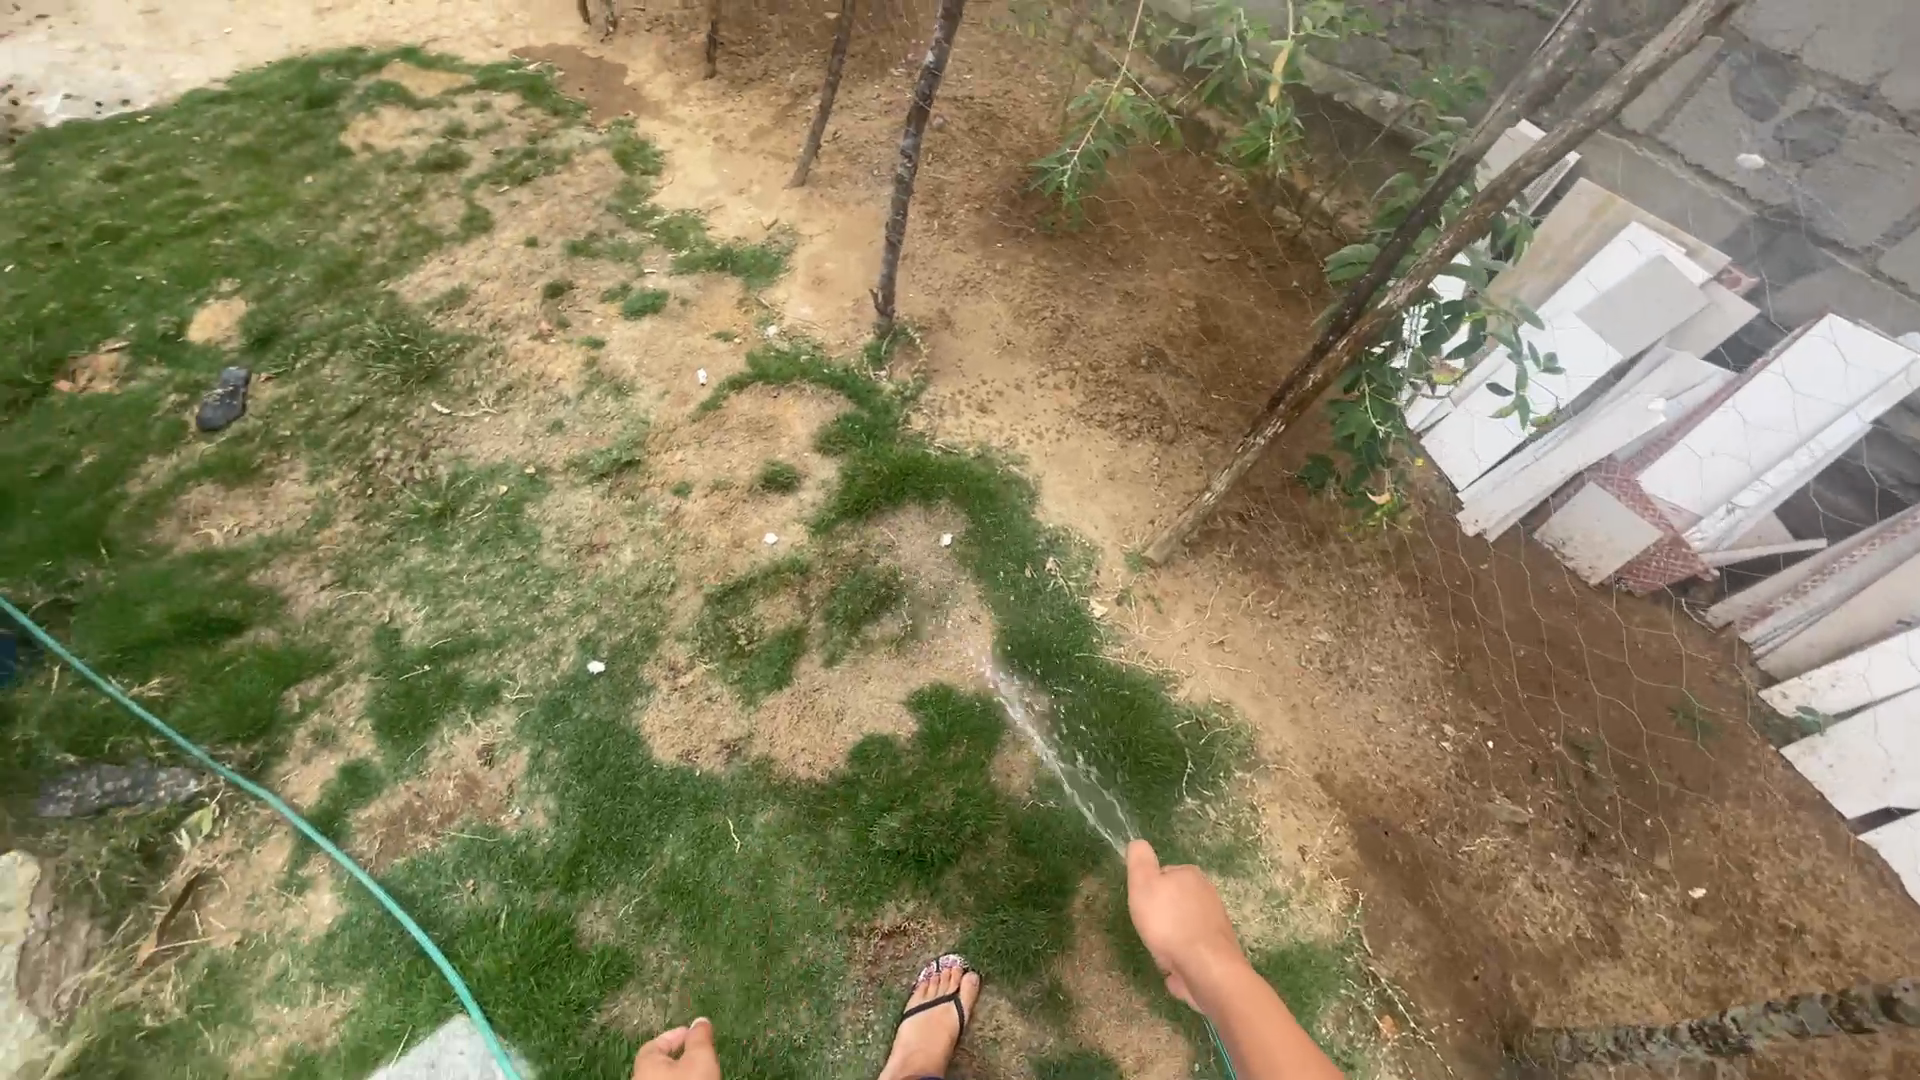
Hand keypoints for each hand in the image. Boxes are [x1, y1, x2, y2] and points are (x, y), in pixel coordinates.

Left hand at [632, 1017, 720, 1079]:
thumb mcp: (700, 1056)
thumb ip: (699, 1036)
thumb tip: (700, 1021)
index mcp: (646, 1065)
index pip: (654, 1043)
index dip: (674, 1035)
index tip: (692, 1032)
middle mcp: (640, 1079)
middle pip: (658, 1062)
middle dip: (678, 1054)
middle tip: (697, 1051)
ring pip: (662, 1077)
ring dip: (678, 1071)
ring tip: (698, 1069)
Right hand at [1125, 839, 1247, 1009]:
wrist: (1206, 968)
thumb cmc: (1169, 923)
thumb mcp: (1143, 884)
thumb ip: (1139, 860)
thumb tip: (1138, 843)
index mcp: (1190, 874)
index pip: (1163, 875)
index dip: (1149, 892)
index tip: (1143, 908)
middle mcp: (1207, 894)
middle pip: (1174, 902)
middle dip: (1161, 918)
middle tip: (1151, 932)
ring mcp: (1216, 923)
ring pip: (1183, 928)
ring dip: (1172, 941)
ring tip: (1164, 955)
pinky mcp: (1219, 950)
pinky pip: (1193, 950)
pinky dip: (1183, 958)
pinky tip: (1176, 971)